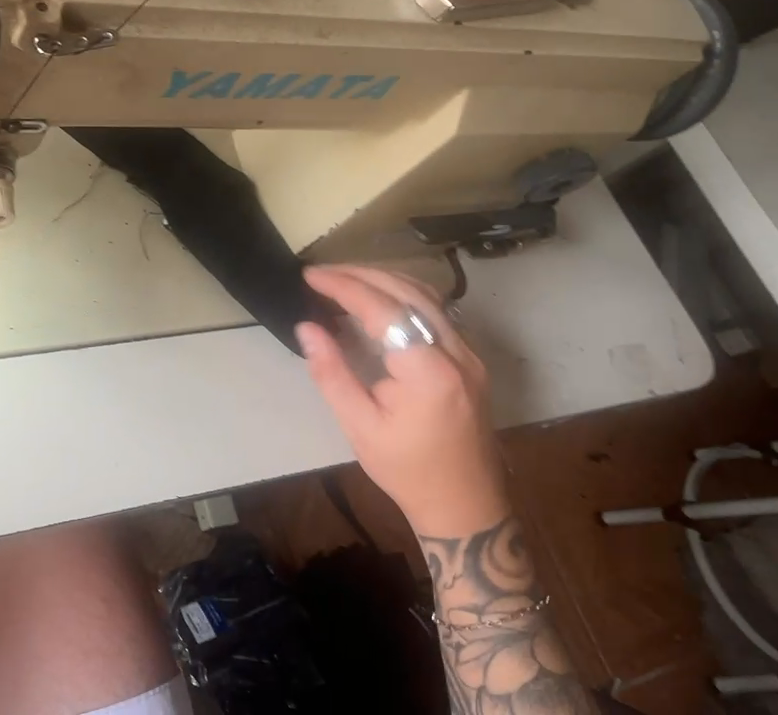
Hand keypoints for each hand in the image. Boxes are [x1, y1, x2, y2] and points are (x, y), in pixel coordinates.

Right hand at [295, 265, 508, 537]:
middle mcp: (457, 353)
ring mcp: (470, 354)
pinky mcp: (470, 359)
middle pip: (409, 292)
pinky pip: (437, 311)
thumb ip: (332, 373)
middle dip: (362, 274)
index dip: (345, 287)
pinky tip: (377, 299)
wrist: (464, 505)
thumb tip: (306, 327)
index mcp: (428, 373)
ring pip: (428, 295)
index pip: (384, 310)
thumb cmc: (406, 470)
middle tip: (321, 273)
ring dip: (384, 279)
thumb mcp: (359, 427)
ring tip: (344, 279)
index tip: (311, 276)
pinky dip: (403, 295)